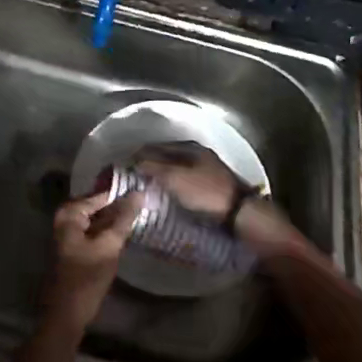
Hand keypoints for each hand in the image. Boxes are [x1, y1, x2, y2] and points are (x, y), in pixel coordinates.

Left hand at [45, 188, 143, 330]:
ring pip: (97, 220)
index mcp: (69, 213)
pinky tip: (127, 234)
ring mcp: (68, 233)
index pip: (102, 195)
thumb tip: (139, 192)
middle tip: (147, 203)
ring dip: (116, 220)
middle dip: (120, 207)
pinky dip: (109, 232)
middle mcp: (65, 218)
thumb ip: (124, 218)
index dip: (124, 194)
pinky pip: (94, 232)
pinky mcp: (74, 247)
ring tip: (143, 216)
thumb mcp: (109, 245)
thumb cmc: (87, 277)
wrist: (66, 313)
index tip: (146, 192)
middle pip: (98, 206)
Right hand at [132, 142, 302, 255]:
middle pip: (163, 158)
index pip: (152, 147)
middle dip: (146, 168)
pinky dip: (169, 188)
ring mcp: (204, 170)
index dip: (135, 157)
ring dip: (157, 179)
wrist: (240, 215)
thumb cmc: (206, 193)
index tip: (121, 171)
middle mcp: (196, 154)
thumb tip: (132, 160)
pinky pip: (181, 183)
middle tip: (130, 184)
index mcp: (188, 147)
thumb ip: (152, 166)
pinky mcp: (208, 187)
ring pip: (172, 171)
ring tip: (143, 192)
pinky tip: (163, 198)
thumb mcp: (174, 177)